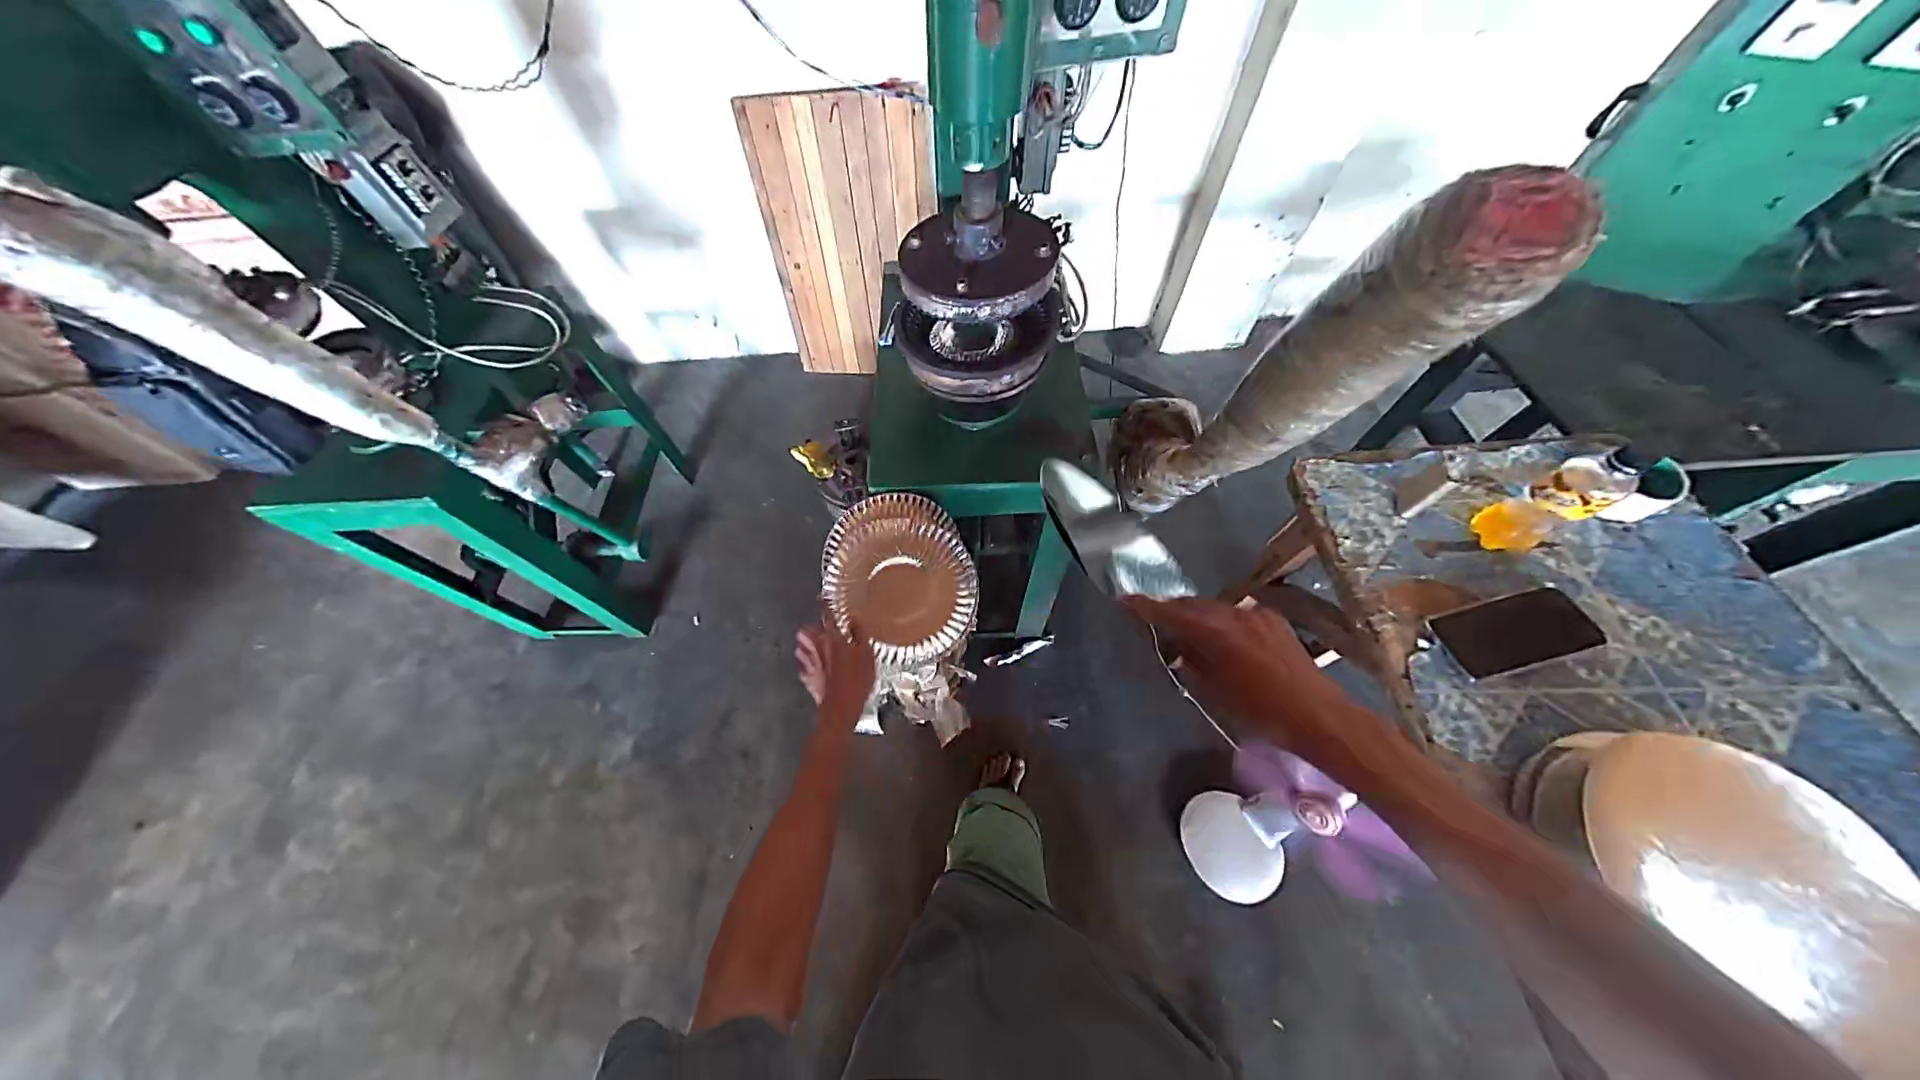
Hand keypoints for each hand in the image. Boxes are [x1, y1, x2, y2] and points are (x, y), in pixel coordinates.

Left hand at [794, 614, 875, 727]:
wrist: (840, 709)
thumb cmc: (857, 681)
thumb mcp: (867, 654)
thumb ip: (859, 633)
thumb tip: (854, 617)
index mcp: (832, 637)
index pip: (825, 614)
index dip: (823, 603)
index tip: (822, 597)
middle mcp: (816, 647)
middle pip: (806, 630)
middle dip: (811, 627)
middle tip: (822, 629)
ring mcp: (808, 663)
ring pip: (801, 646)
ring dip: (807, 643)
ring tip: (818, 646)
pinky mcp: (806, 678)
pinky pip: (802, 665)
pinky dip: (806, 662)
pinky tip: (815, 666)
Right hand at [1121, 595, 1365, 760]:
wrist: (1319, 716)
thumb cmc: (1262, 712)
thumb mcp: (1216, 690)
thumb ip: (1192, 662)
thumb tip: (1177, 647)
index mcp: (1217, 632)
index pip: (1171, 613)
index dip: (1144, 607)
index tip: (1124, 601)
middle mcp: (1235, 614)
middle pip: (1192, 605)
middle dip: (1171, 611)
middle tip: (1152, 621)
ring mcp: (1257, 614)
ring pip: (1215, 608)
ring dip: (1197, 617)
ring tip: (1186, 634)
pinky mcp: (1274, 620)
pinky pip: (1236, 614)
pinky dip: (1221, 621)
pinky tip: (1222, 639)